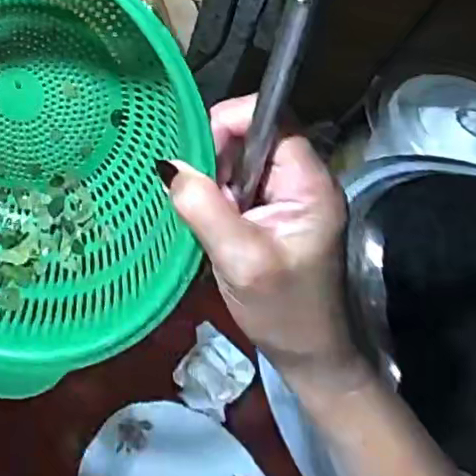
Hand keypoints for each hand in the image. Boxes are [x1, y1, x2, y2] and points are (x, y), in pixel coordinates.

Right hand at [163, 95, 364, 389]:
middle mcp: (297, 178)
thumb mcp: (242, 261)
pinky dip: (207, 186)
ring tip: (199, 206)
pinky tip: (202, 212)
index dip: (229, 122)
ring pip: (233, 152)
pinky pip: (227, 175)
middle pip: (247, 131)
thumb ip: (204, 208)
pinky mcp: (263, 206)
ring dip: (207, 172)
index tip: (199, 155)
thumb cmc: (286, 311)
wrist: (309, 356)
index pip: (269, 119)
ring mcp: (280, 192)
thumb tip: (166, 166)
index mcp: (308, 183)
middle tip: (195, 188)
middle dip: (212, 152)